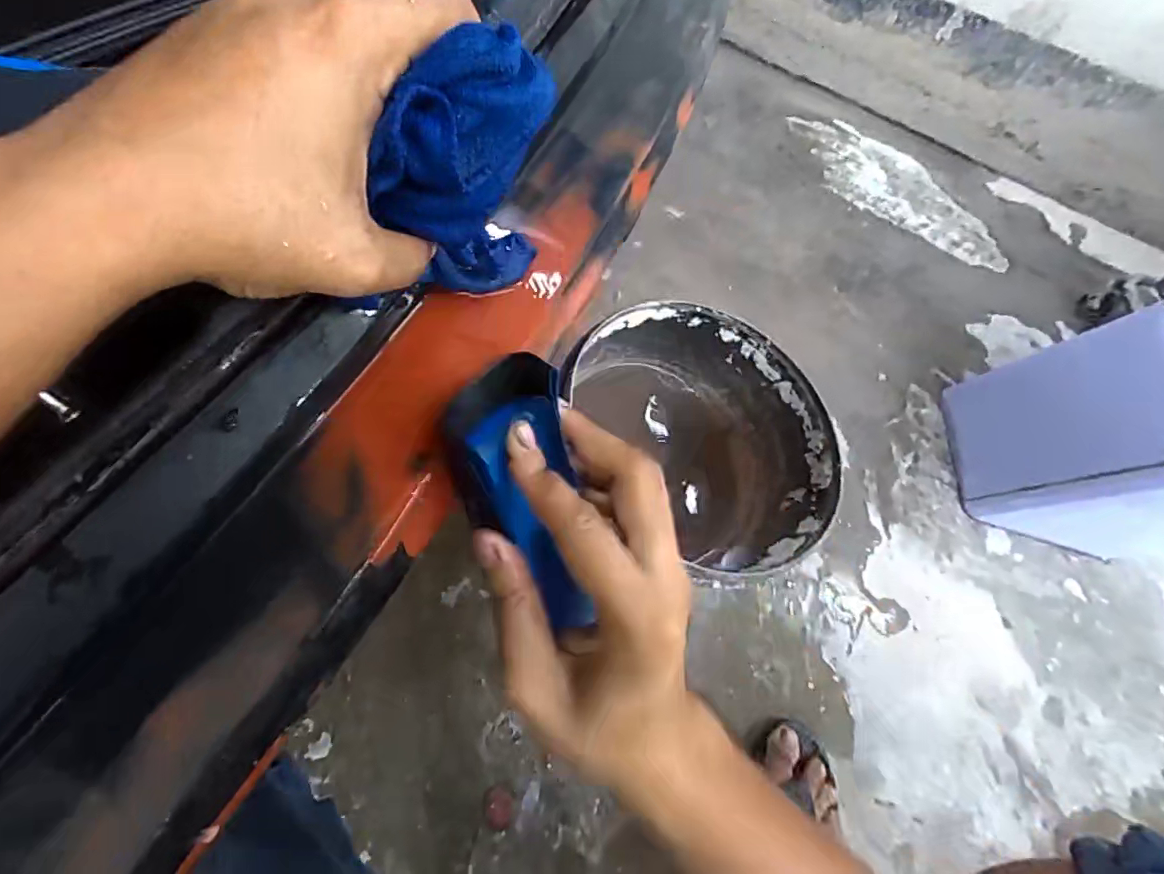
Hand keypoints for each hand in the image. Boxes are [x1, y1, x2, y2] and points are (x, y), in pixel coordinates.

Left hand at [16, 0, 477, 297]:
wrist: (98, 196)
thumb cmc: (235, 215)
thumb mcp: (346, 259)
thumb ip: (411, 257)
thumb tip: (427, 252)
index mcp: (351, 36)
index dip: (473, 46)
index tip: (461, 103)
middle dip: (422, 39)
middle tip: (414, 109)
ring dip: (368, 29)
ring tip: (358, 98)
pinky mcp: (207, 12)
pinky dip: (316, 30)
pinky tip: (297, 95)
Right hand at [473, 409, 713, 799]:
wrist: (663, 744)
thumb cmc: (597, 731)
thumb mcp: (535, 688)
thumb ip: (514, 610)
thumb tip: (489, 536)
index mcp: (634, 614)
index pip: (588, 531)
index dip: (547, 483)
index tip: (514, 442)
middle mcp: (665, 576)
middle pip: (641, 481)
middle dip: (593, 439)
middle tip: (543, 419)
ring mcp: (673, 563)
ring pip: (645, 482)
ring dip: (599, 450)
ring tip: (548, 439)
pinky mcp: (667, 557)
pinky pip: (639, 499)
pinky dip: (604, 473)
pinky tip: (566, 476)